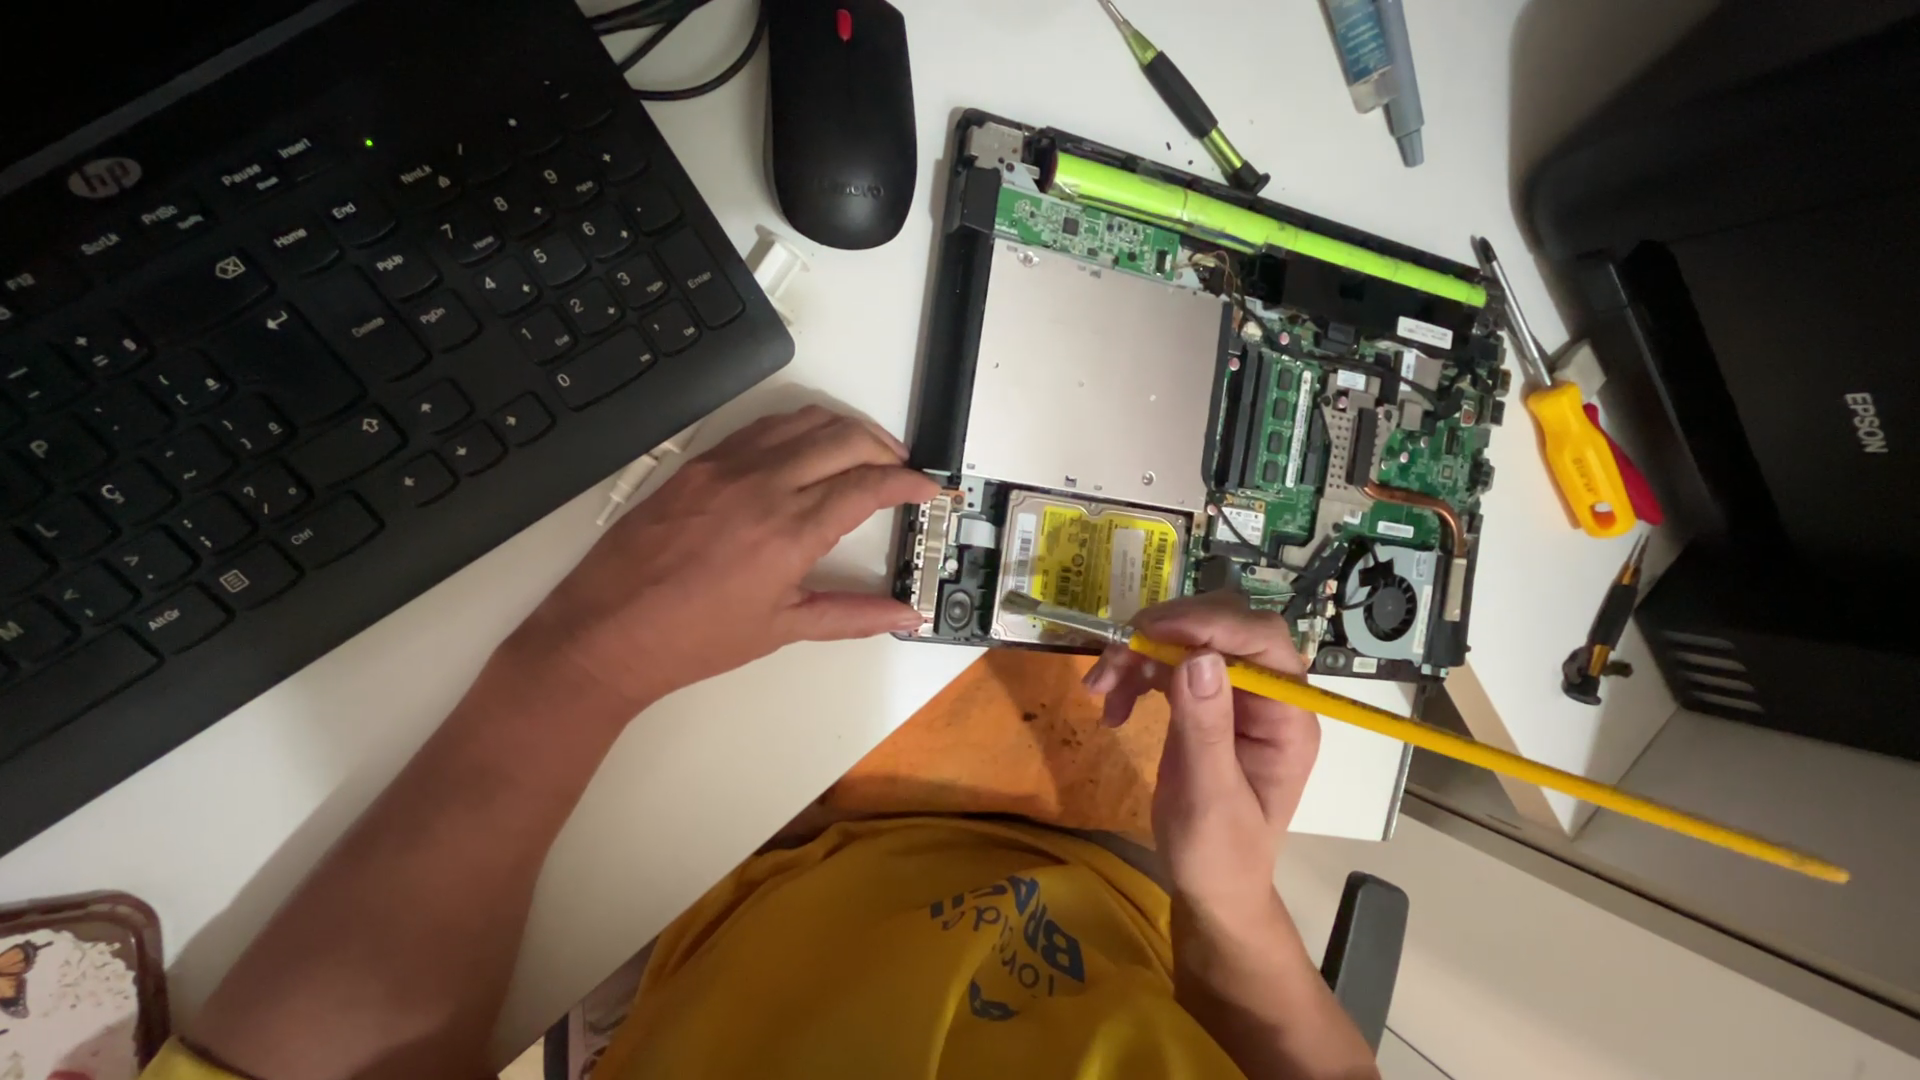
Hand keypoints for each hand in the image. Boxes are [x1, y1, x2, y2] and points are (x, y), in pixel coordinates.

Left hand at [506, 406, 937, 714]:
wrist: (607, 632)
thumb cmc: (691, 638)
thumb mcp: (782, 628)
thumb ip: (853, 615)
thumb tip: (902, 615)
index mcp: (789, 532)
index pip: (867, 485)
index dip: (908, 481)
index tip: (927, 488)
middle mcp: (762, 487)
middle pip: (844, 438)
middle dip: (885, 448)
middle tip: (902, 470)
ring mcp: (726, 468)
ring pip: (804, 421)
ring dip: (845, 429)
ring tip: (863, 451)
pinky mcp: (698, 464)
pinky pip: (761, 427)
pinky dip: (798, 428)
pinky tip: (806, 448)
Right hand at [1083, 594, 1320, 919]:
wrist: (1209, 885)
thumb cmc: (1219, 854)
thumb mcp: (1209, 799)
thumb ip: (1206, 729)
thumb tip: (1199, 658)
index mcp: (1286, 715)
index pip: (1263, 641)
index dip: (1211, 623)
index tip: (1153, 630)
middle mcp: (1264, 694)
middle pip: (1222, 627)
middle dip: (1166, 632)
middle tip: (1117, 654)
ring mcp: (1232, 694)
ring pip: (1186, 639)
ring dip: (1138, 653)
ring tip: (1100, 688)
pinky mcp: (1200, 700)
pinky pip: (1167, 664)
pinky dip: (1133, 674)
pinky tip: (1112, 707)